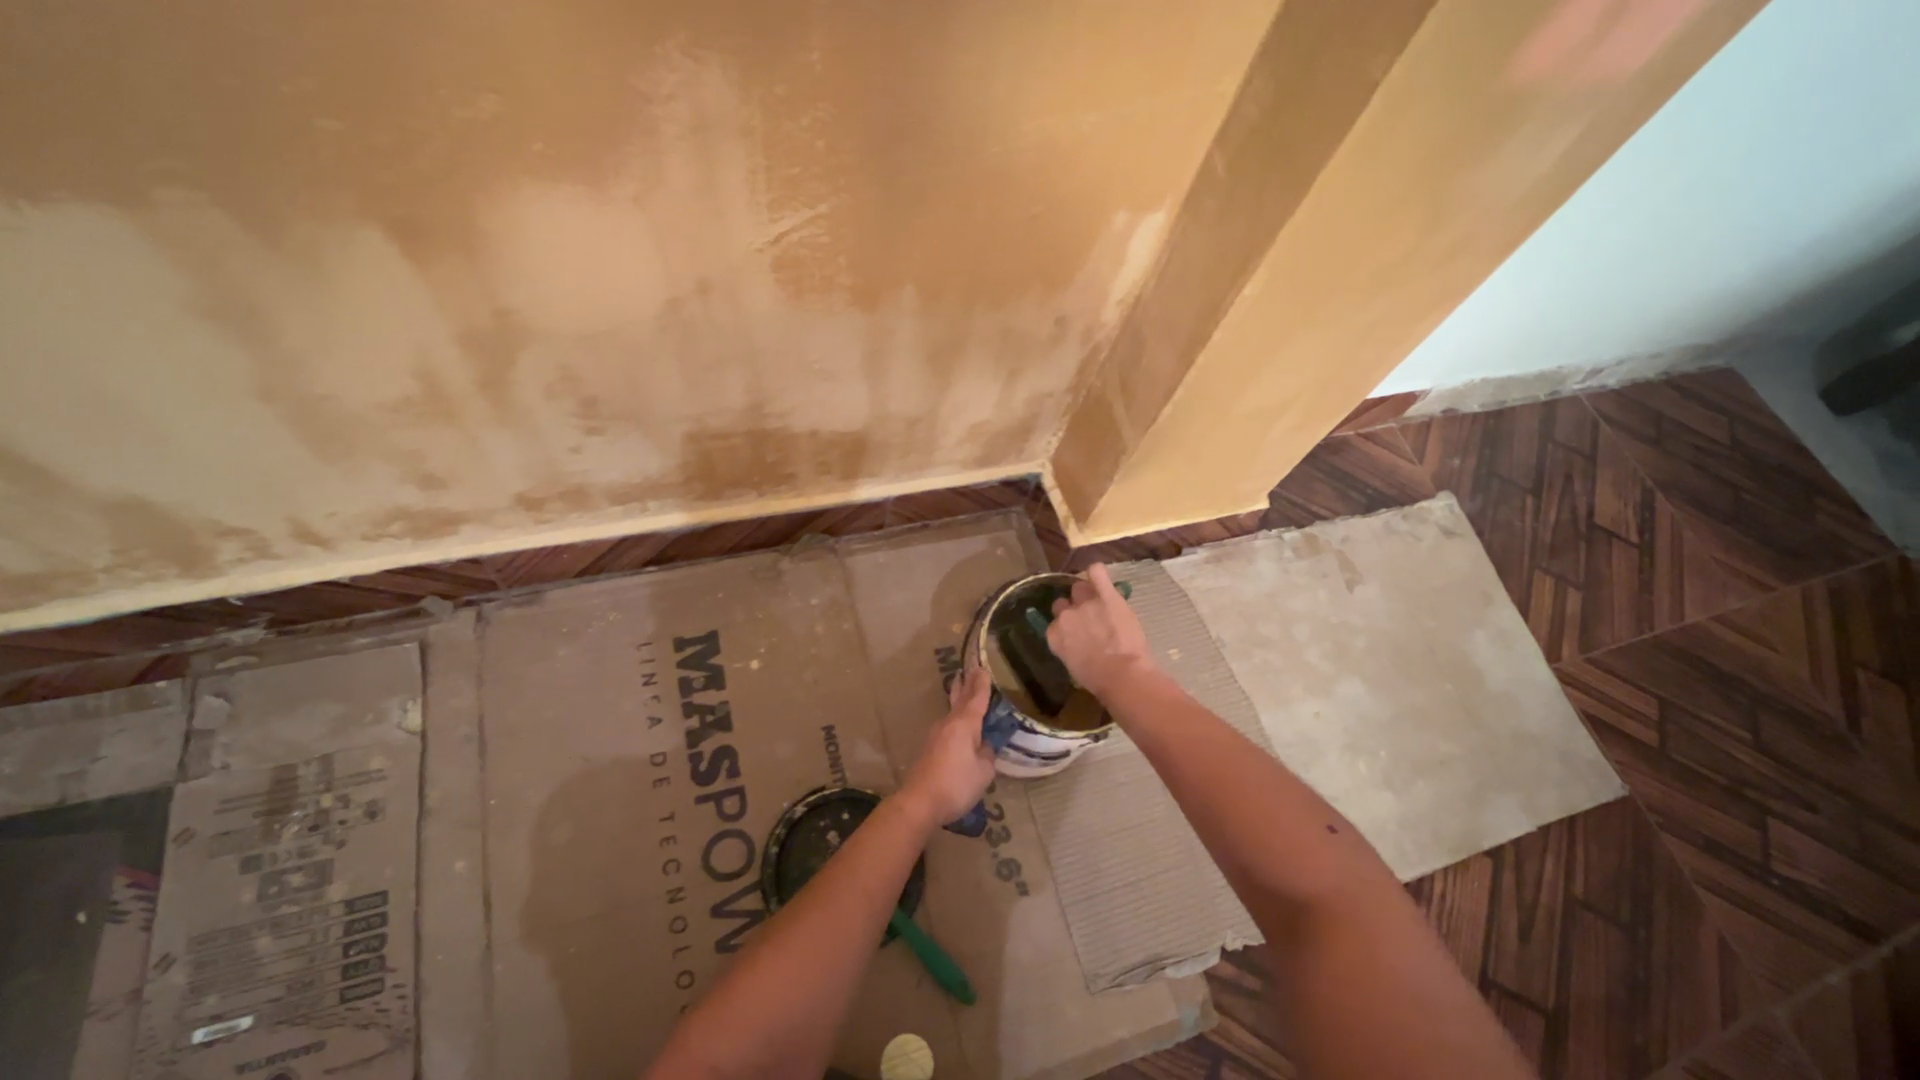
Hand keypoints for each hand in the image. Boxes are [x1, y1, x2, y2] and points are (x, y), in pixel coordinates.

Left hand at [899, 664, 997, 826]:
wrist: (919, 802)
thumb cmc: (956, 784)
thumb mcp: (983, 772)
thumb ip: (987, 755)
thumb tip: (984, 747)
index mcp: (964, 724)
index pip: (976, 698)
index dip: (982, 684)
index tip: (983, 667)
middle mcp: (948, 724)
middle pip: (959, 700)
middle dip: (966, 685)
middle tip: (969, 670)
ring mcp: (935, 735)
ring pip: (952, 714)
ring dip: (959, 702)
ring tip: (965, 694)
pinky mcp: (929, 749)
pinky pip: (948, 728)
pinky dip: (956, 721)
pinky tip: (960, 728)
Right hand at [1047, 563, 1155, 698]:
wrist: (1122, 674)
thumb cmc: (1098, 680)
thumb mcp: (1074, 667)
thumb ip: (1069, 649)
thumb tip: (1075, 644)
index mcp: (1054, 635)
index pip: (1055, 623)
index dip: (1066, 627)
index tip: (1077, 634)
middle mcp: (1065, 615)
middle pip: (1063, 603)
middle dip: (1074, 610)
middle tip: (1089, 620)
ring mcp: (1085, 602)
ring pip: (1078, 587)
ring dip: (1086, 594)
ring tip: (1099, 602)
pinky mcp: (1106, 594)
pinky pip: (1096, 571)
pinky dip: (1097, 572)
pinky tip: (1100, 577)